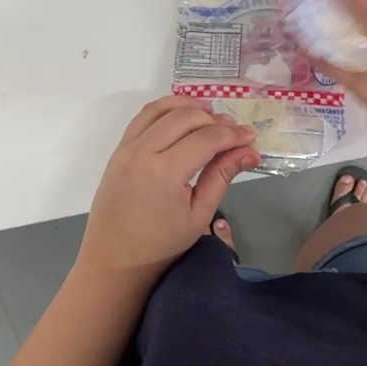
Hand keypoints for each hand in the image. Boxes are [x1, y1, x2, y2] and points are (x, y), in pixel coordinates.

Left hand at [76, 97, 261, 277]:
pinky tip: (181, 118)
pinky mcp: (118, 151)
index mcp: (165, 172)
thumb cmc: (161, 245)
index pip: (206, 138)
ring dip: (188, 107)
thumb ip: (221, 177)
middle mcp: (143, 152)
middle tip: (234, 131)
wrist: (116, 258)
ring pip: (161, 109)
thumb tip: (249, 152)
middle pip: (186, 118)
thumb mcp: (199, 215)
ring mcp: (126, 148)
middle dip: (215, 120)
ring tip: (211, 115)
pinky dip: (164, 110)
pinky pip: (142, 118)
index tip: (251, 137)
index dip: (233, 135)